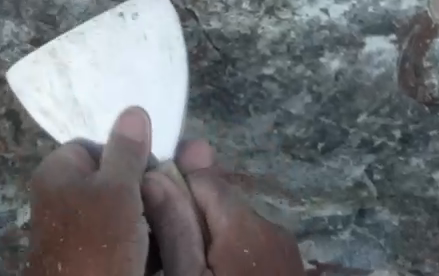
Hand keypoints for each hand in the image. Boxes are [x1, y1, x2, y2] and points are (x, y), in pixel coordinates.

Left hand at [26, 107, 156, 275]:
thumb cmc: (95, 245)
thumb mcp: (116, 190)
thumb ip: (127, 151)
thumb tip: (134, 110)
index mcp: (57, 172)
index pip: (95, 145)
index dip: (126, 154)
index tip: (151, 169)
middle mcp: (61, 198)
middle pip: (112, 179)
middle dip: (141, 189)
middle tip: (166, 199)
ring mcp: (76, 234)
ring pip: (121, 212)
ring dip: (146, 219)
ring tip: (165, 227)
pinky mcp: (93, 262)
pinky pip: (122, 241)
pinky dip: (141, 245)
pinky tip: (158, 252)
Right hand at [144, 140, 303, 275]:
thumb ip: (174, 226)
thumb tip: (152, 173)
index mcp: (244, 221)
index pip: (200, 176)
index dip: (171, 186)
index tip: (149, 202)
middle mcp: (269, 225)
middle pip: (217, 198)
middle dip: (191, 210)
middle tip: (164, 235)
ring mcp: (285, 250)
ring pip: (233, 223)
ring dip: (210, 232)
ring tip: (189, 256)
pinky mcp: (289, 268)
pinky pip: (250, 245)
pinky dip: (230, 251)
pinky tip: (216, 267)